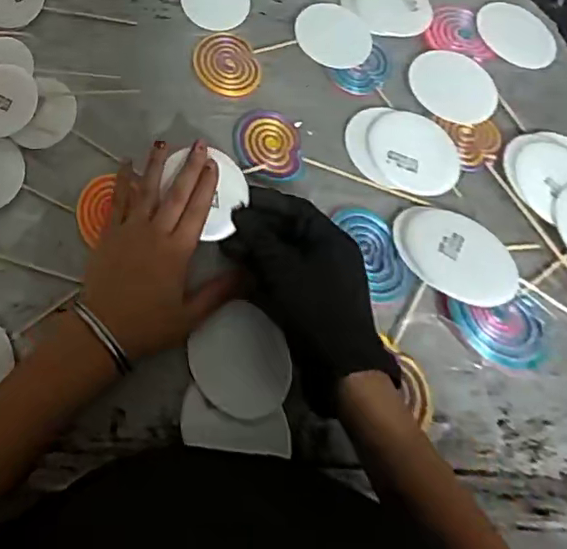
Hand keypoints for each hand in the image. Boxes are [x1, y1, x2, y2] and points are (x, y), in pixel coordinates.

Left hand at [79, 140, 240, 359]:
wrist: (103, 330)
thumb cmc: (149, 324)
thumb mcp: (190, 315)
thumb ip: (220, 292)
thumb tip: (250, 274)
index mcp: (178, 250)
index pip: (197, 210)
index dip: (206, 185)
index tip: (212, 164)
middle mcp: (156, 232)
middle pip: (176, 193)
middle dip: (188, 166)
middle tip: (198, 144)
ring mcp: (130, 228)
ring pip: (146, 189)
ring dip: (156, 165)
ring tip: (163, 143)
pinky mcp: (109, 232)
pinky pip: (117, 200)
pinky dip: (121, 180)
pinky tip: (126, 163)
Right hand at [222, 185, 397, 414]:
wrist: (340, 368)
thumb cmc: (315, 308)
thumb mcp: (283, 268)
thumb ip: (259, 237)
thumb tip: (240, 213)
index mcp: (330, 237)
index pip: (294, 207)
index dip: (264, 201)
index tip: (237, 198)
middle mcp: (328, 252)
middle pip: (287, 230)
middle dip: (256, 227)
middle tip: (226, 224)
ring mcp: (321, 277)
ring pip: (283, 253)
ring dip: (256, 249)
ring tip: (227, 247)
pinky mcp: (312, 298)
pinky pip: (285, 274)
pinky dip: (263, 270)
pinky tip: (240, 270)